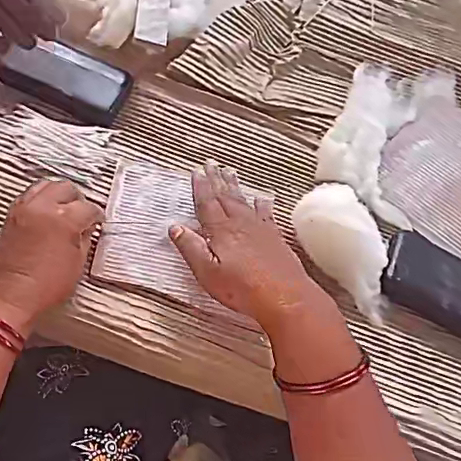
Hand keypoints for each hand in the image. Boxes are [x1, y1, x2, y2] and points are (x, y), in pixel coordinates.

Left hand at [0, 179, 103, 329]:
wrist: (14, 294)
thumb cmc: (46, 285)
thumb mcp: (78, 262)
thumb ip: (84, 238)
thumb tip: (86, 228)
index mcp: (65, 219)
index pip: (88, 207)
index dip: (96, 216)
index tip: (96, 222)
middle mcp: (43, 208)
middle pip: (66, 188)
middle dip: (77, 199)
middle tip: (81, 212)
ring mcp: (24, 209)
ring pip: (45, 186)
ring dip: (56, 194)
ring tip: (62, 208)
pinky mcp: (11, 216)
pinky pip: (28, 197)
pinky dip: (39, 200)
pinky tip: (44, 212)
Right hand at [169, 162, 332, 330]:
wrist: (285, 297)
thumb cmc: (244, 288)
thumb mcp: (207, 272)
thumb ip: (191, 248)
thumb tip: (175, 228)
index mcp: (222, 231)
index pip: (207, 203)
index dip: (200, 186)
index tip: (196, 171)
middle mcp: (241, 224)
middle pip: (225, 196)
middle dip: (216, 179)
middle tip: (211, 163)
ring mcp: (261, 229)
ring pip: (244, 200)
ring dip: (235, 186)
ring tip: (230, 172)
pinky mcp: (275, 238)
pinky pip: (266, 213)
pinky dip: (263, 203)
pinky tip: (263, 198)